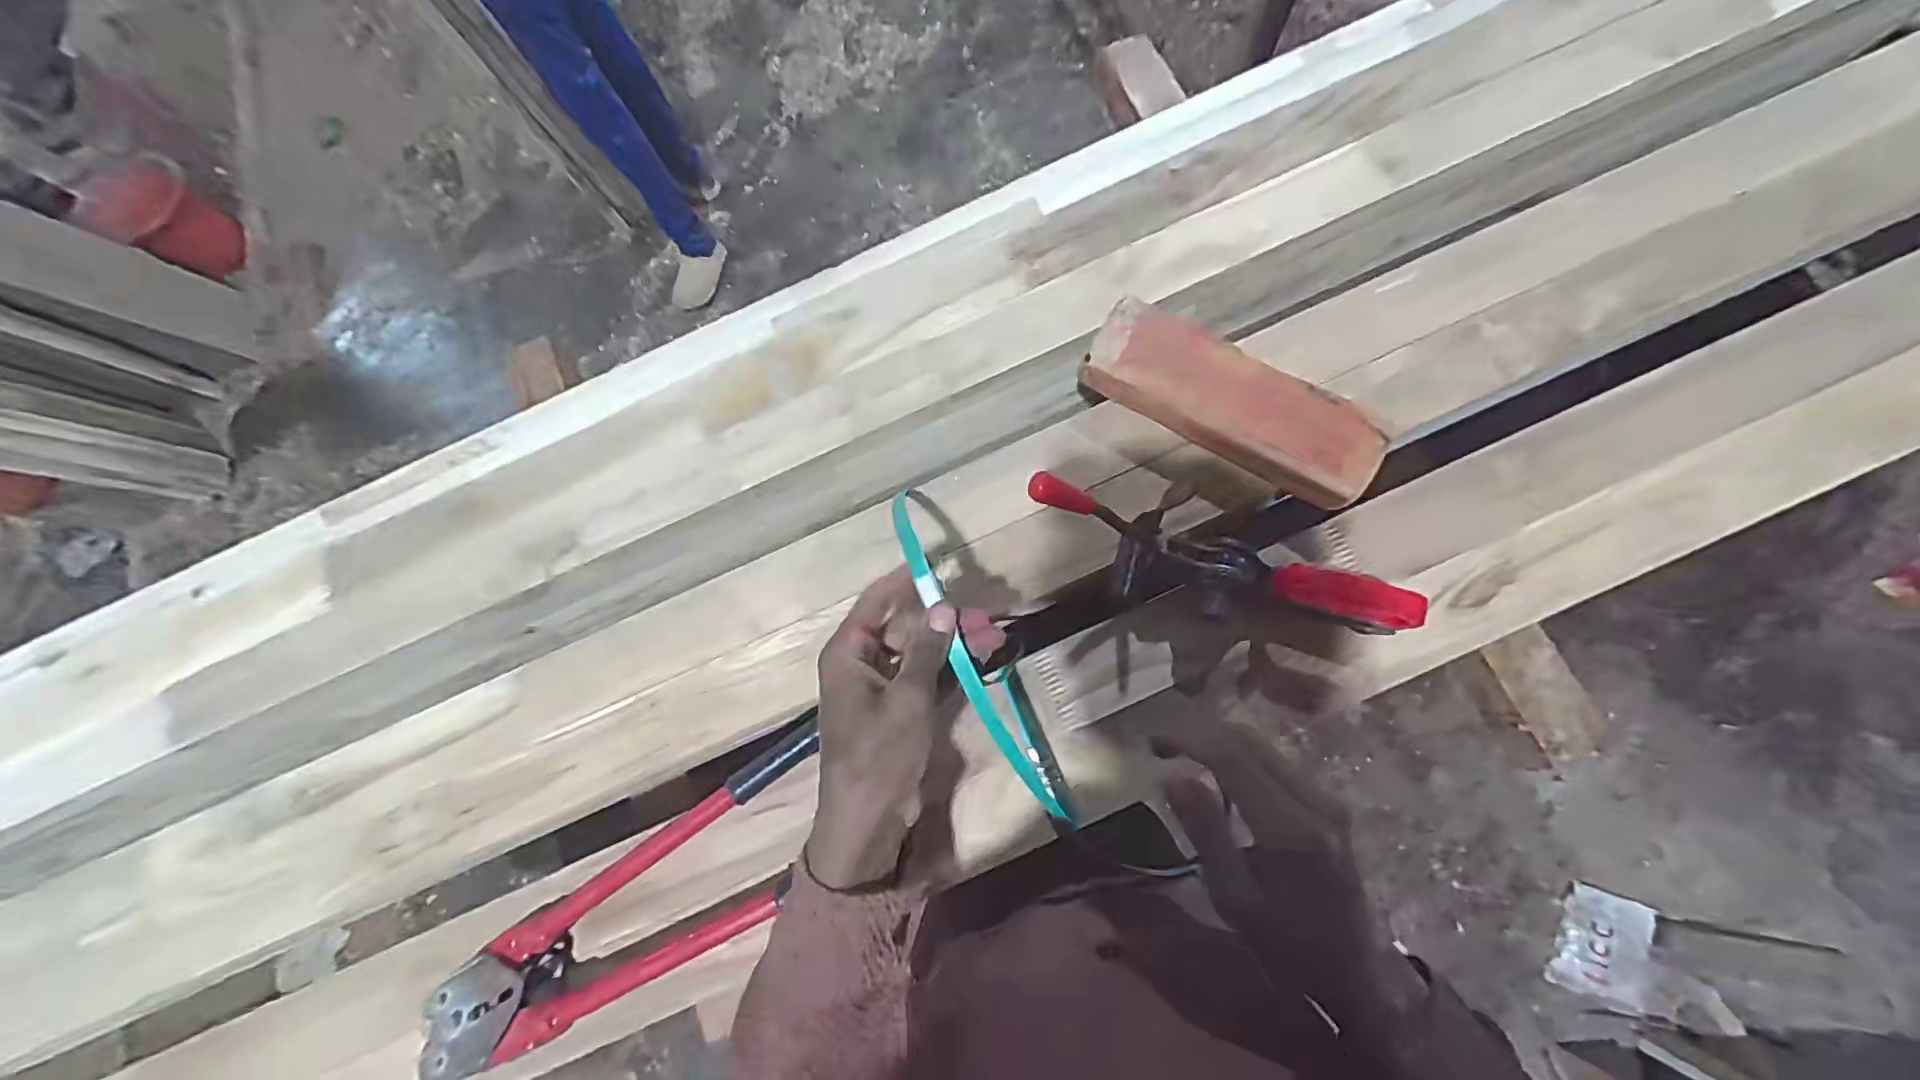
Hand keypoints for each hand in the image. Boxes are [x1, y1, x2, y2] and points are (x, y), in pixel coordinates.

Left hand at [807, 570, 1003, 889]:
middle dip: (945, 620)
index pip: (875, 601)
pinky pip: (925, 675)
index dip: (906, 581)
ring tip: (994, 637)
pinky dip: (950, 668)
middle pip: (905, 626)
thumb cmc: (879, 755)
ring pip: (920, 651)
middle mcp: (862, 662)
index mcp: (848, 653)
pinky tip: (980, 659)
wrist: (867, 821)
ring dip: (954, 644)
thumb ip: (926, 651)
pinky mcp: (900, 708)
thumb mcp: (907, 699)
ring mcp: (882, 686)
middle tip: (986, 617)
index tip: (940, 565)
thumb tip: (942, 608)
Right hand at [1154, 721, 1426, 1026]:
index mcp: (1291, 827)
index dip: (1188, 739)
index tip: (1152, 742)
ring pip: (1261, 745)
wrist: (1355, 970)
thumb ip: (1205, 833)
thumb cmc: (1286, 942)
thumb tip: (1172, 776)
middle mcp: (1315, 801)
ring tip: (1181, 756)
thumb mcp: (1234, 898)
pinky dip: (1237, 755)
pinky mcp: (1327, 800)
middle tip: (1161, 747)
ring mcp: (1326, 797)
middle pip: (1247, 740)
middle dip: (1198, 734)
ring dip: (1216, 742)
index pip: (1232, 756)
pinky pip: (1273, 759)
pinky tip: (1216, 775)